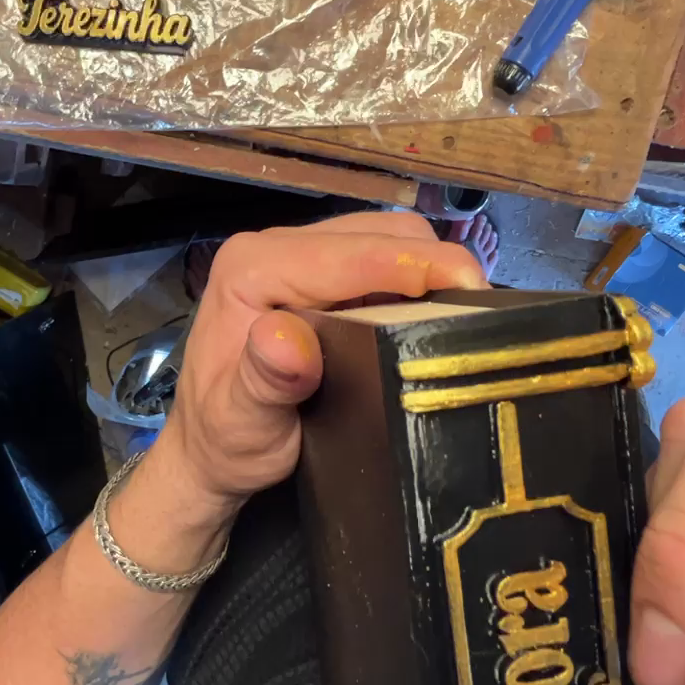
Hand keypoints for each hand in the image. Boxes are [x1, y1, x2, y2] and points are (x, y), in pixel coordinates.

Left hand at [156, 212, 485, 520]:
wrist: (209, 452)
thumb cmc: (224, 442)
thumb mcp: (241, 423)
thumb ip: (263, 382)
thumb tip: (288, 337)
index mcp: (251, 268)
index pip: (347, 252)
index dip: (414, 266)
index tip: (471, 292)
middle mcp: (273, 249)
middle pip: (376, 232)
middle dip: (432, 265)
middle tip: (476, 316)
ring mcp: (298, 258)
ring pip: (386, 240)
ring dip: (427, 272)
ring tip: (459, 317)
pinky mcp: (319, 277)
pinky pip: (381, 262)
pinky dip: (413, 283)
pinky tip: (427, 318)